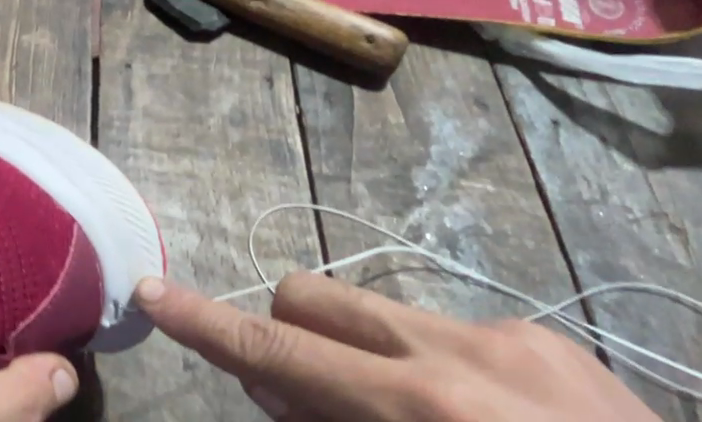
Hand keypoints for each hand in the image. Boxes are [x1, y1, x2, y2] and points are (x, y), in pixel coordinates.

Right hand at [133, 273, 660, 421]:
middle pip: (307, 296)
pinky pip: (441, 326)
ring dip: (356, 352)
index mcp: (424, 412)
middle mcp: (460, 354)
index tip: (150, 292)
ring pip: (370, 307)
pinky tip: (478, 421)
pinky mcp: (552, 339)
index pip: (276, 351)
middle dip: (285, 335)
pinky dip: (424, 363)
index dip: (204, 324)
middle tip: (306, 402)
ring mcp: (512, 338)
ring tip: (406, 418)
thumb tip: (274, 383)